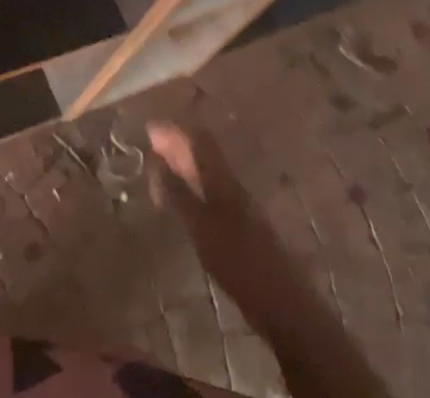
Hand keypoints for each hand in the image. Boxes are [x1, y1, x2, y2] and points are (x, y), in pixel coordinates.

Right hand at [148, 121, 281, 297]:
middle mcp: (232, 186)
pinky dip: (192, 187)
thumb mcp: (200, 227)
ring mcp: (239, 206)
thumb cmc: (237, 262)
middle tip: (150, 147)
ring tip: (159, 169)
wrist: (280, 300)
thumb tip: (157, 160)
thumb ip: (178, 193)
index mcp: (223, 181)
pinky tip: (182, 200)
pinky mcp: (240, 225)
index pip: (199, 141)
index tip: (149, 129)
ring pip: (207, 173)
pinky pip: (211, 192)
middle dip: (177, 146)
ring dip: (184, 166)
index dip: (175, 132)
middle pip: (204, 155)